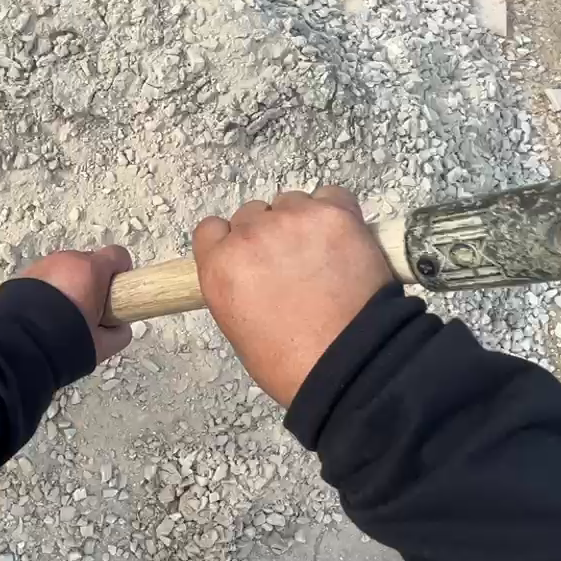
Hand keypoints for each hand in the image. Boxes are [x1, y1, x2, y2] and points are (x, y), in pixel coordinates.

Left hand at [16, 245, 134, 363]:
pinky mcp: (24, 273)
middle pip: (90, 263)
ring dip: (69, 285)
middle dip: (93, 282)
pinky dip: (49, 289)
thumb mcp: (102, 345)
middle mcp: (68, 260)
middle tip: (88, 311)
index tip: (117, 293)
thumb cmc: (64, 340)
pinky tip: (44, 313)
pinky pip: (45, 277)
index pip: (118, 256)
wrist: (19, 345)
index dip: (121, 273)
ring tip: (62, 315)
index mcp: (91, 269)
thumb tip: (120, 327)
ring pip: (66, 269)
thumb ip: (119, 333)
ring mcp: (44, 264)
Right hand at [193, 187, 394, 407]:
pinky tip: (342, 239)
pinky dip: (335, 212)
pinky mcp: (334, 215)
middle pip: (251, 214)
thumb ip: (234, 284)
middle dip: (268, 233)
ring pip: (290, 202)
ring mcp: (292, 221)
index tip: (249, 255)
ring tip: (323, 254)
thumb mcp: (237, 326)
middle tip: (292, 263)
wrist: (350, 364)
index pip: (211, 229)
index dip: (231, 240)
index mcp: (218, 267)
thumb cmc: (291, 362)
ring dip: (301, 221)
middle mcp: (249, 237)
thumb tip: (252, 271)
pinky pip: (330, 196)